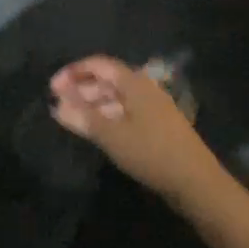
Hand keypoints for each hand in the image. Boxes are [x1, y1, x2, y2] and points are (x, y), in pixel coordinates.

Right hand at [50, 55, 223, 202]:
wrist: (196, 182)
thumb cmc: (151, 152)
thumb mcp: (111, 135)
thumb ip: (83, 118)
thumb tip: (57, 105)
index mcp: (134, 83)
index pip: (99, 65)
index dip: (74, 72)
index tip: (52, 87)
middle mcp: (144, 89)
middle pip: (107, 80)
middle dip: (81, 89)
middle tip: (58, 103)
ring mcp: (152, 108)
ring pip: (116, 98)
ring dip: (92, 104)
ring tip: (71, 117)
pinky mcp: (156, 127)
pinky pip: (125, 113)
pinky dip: (106, 117)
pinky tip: (95, 130)